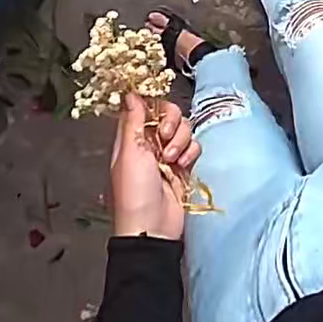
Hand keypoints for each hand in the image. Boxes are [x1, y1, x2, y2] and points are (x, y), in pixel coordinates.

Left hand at [109, 94, 199, 240]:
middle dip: (171, 121)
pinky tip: (184, 165)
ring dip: (180, 140)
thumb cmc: (135, 191)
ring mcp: (168, 154)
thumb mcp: (130, 153)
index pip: (144, 107)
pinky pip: (193, 145)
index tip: (158, 108)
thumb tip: (129, 93)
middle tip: (165, 137)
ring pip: (182, 128)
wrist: (153, 229)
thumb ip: (133, 121)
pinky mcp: (184, 166)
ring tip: (172, 159)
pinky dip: (191, 152)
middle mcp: (150, 142)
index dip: (153, 103)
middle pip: (167, 113)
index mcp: (131, 137)